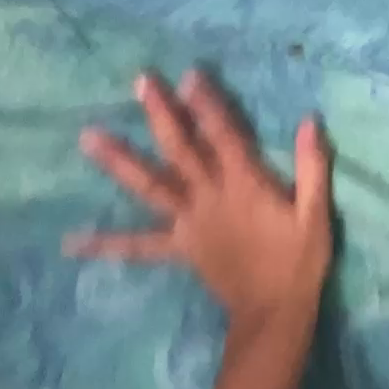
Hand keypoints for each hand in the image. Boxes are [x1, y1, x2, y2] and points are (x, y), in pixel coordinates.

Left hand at [65, 71, 334, 339]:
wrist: (274, 313)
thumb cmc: (299, 260)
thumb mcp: (315, 213)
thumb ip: (312, 167)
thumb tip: (308, 122)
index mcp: (244, 186)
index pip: (225, 136)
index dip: (208, 106)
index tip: (191, 75)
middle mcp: (210, 197)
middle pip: (181, 150)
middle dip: (162, 115)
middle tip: (140, 82)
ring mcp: (189, 223)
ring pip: (151, 187)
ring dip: (120, 162)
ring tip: (88, 137)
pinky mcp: (180, 248)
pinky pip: (140, 245)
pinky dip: (107, 243)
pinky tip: (73, 241)